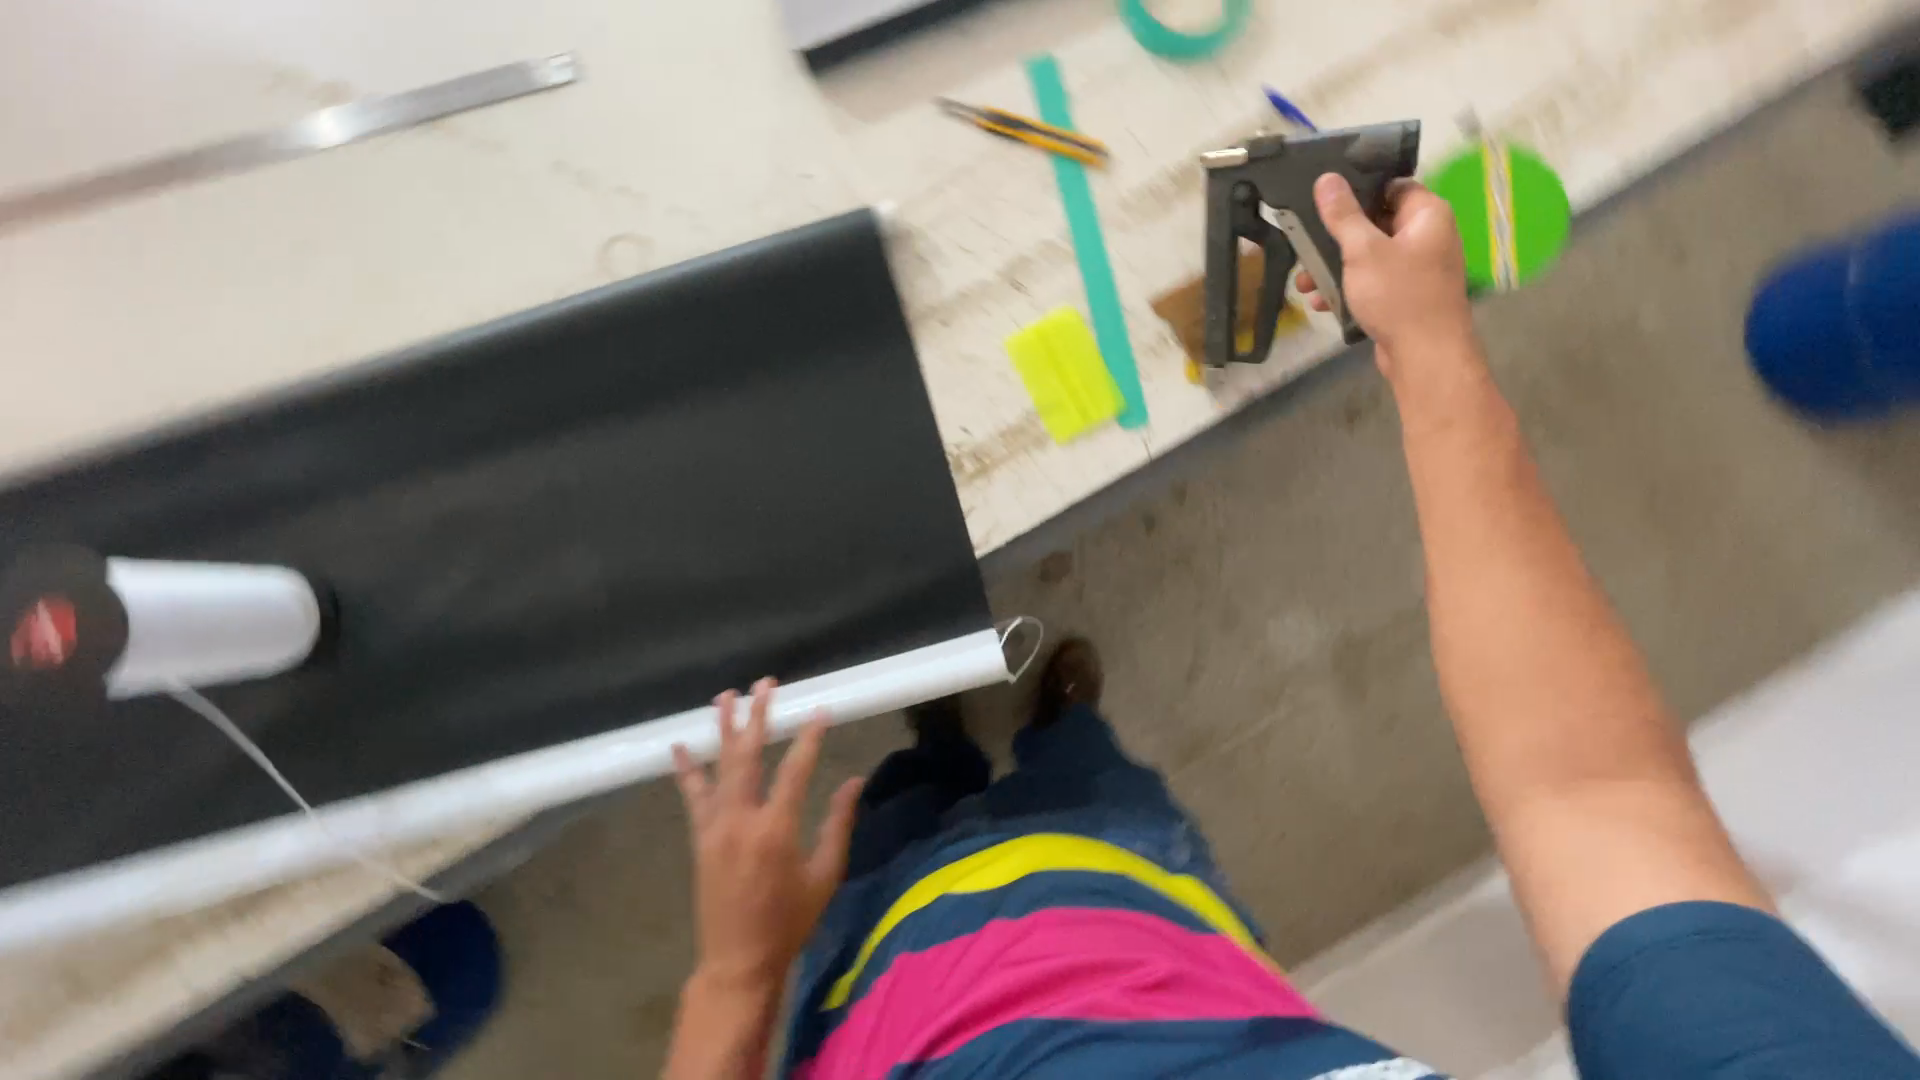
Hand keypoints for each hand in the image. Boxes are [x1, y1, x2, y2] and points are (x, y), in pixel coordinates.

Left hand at [671, 679, 862, 990]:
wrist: (739, 960)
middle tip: (766, 684)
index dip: (810, 737)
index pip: (796, 768)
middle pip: (750, 755)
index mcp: (777, 829)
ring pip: (719, 767)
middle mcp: (742, 819)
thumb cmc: (791, 920)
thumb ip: (839, 823)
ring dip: (723, 729)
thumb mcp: (826, 874)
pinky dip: (687, 770)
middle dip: (758, 716)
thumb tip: (855, 781)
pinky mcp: (699, 838)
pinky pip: (692, 796)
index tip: (820, 710)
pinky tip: (681, 746)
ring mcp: (715, 827)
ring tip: (726, 696)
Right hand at [1296, 174, 1474, 380]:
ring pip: (1369, 257)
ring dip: (1335, 268)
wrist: (1424, 354)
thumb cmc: (1398, 294)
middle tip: (1304, 248)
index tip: (1324, 202)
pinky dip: (1348, 289)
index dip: (1359, 191)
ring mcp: (1417, 269)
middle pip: (1375, 224)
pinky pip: (1372, 283)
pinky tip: (1322, 302)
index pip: (1392, 186)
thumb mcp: (1362, 251)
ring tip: (1305, 284)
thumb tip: (1327, 179)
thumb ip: (1342, 215)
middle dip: (1336, 239)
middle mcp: (1427, 236)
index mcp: (1427, 215)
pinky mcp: (1405, 296)